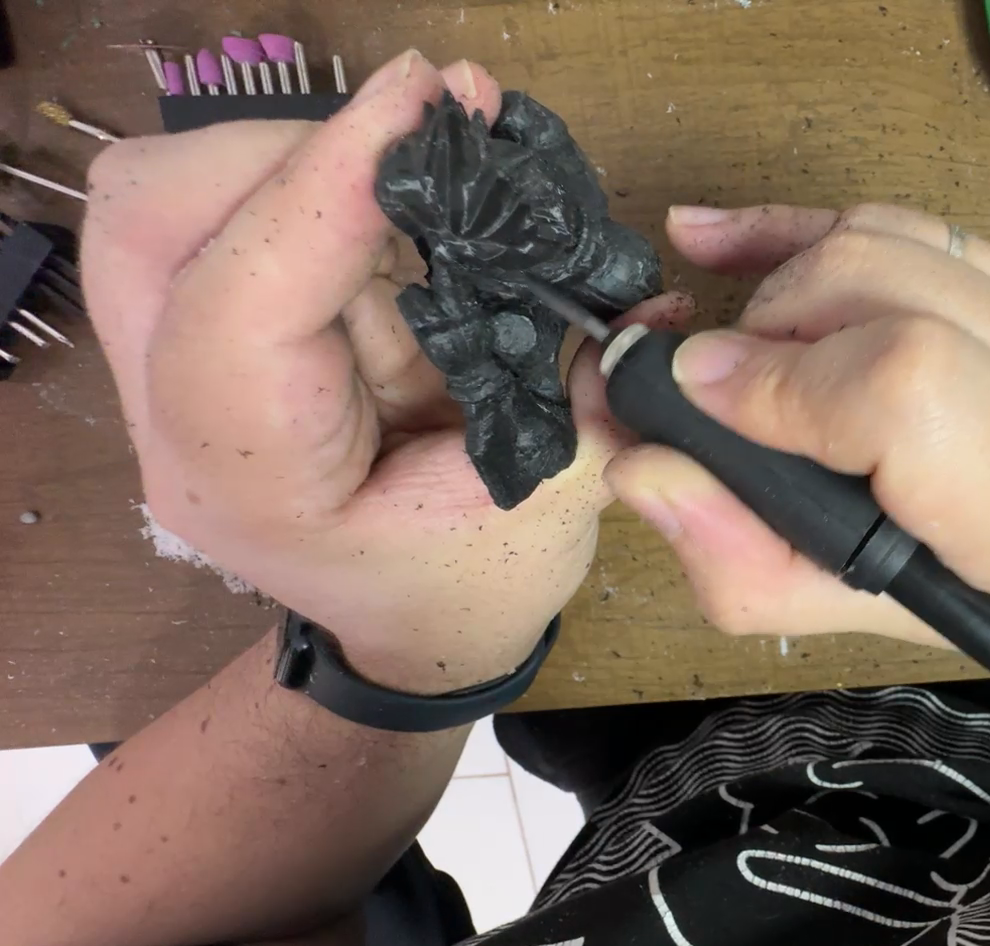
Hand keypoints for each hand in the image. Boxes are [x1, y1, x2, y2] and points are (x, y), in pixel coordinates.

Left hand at [85, 51, 689, 692]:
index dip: (329, 183)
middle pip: (164, 215)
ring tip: (442, 161)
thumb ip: (589, 395)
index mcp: (250, 475)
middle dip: (304, 149)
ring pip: (195, 205)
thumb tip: (654, 304)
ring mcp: (191, 372)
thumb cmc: (477, 590)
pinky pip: (258, 231)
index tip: (428, 98)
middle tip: (435, 132)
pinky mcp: (236, 344)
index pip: (240, 297)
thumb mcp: (552, 502)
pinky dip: (344, 200)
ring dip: (322, 164)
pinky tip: (427, 206)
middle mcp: (182, 412)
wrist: (419, 631)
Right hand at [608, 203, 989, 647]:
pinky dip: (819, 227)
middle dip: (772, 323)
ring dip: (789, 274)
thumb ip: (747, 561)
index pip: (902, 384)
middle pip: (887, 284)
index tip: (702, 395)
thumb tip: (644, 465)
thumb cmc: (983, 600)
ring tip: (742, 332)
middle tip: (720, 380)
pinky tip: (739, 241)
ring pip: (894, 238)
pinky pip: (921, 225)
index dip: (785, 380)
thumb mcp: (857, 616)